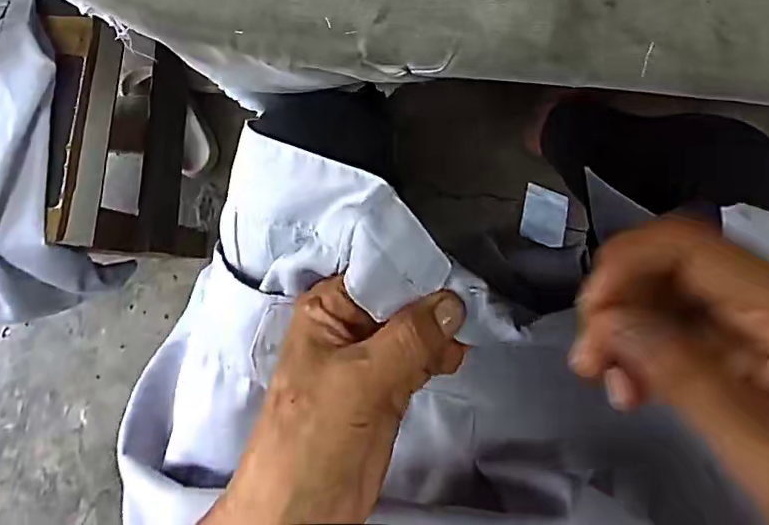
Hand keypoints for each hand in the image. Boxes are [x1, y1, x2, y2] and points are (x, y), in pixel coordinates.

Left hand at [206, 276, 467, 524]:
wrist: (299, 519)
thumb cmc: (309, 442)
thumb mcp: (359, 380)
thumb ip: (408, 338)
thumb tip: (452, 303)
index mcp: (327, 309)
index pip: (380, 271)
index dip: (417, 269)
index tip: (454, 272)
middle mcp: (349, 325)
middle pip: (402, 297)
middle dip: (435, 300)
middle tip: (469, 303)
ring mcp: (369, 357)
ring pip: (416, 326)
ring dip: (442, 328)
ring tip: (465, 333)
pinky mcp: (387, 385)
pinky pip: (421, 355)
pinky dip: (441, 352)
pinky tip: (456, 354)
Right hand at [571, 217, 768, 524]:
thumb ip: (694, 385)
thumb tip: (614, 322)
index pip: (692, 246)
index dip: (631, 261)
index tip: (590, 310)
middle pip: (679, 264)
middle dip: (625, 298)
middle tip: (587, 355)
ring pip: (677, 295)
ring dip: (632, 327)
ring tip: (605, 379)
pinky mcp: (760, 352)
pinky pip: (691, 331)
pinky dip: (653, 351)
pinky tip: (634, 387)